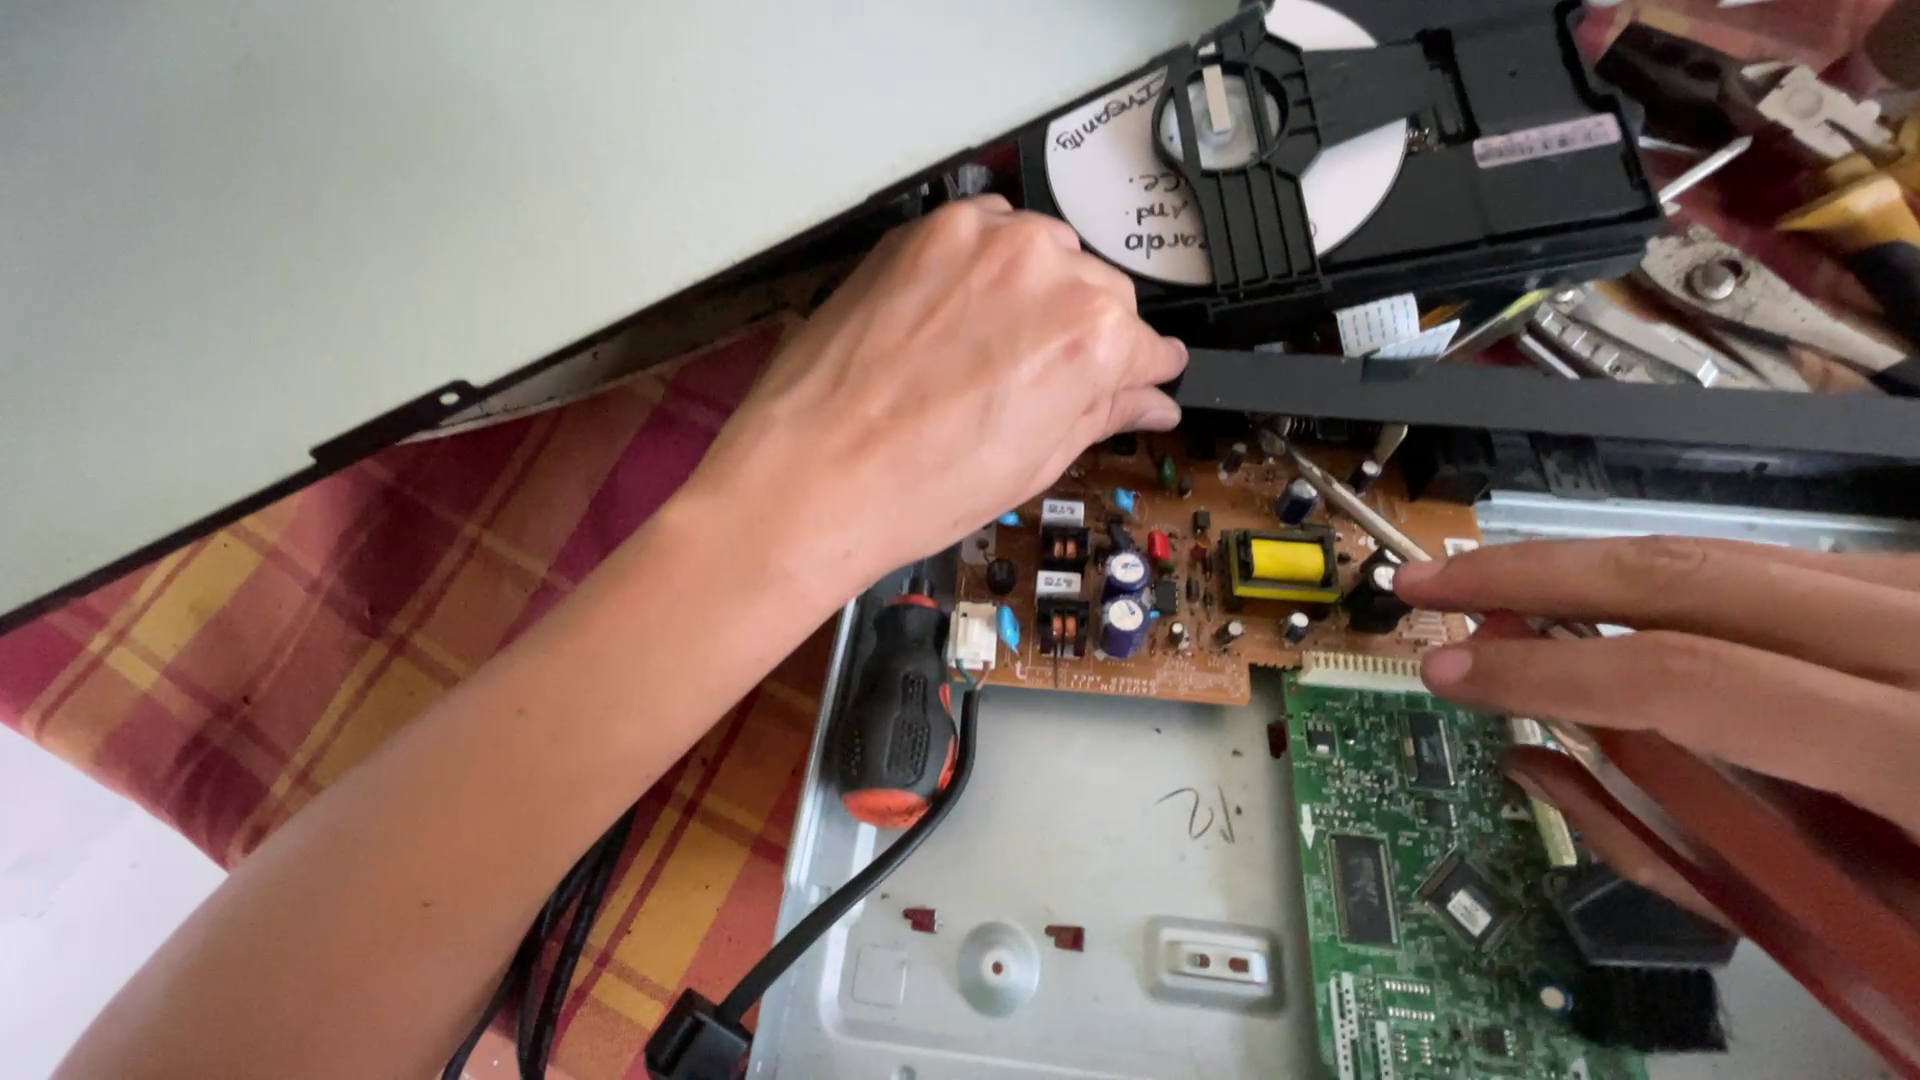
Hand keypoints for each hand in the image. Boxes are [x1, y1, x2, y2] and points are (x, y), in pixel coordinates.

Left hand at [684, 196, 1185, 593]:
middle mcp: (1045, 272)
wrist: (812, 475)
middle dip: (1084, 335)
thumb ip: (1101, 414)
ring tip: (990, 351)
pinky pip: (984, 234)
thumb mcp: (1032, 464)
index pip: (1149, 344)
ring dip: (1034, 294)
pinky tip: (957, 320)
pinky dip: (984, 268)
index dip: (1141, 372)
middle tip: (1041, 380)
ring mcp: (980, 242)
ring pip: (1045, 254)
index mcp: (1091, 339)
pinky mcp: (924, 230)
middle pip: (1101, 291)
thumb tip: (1151, 401)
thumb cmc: (915, 489)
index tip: (1134, 381)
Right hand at [1395, 537, 1919, 912]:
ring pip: (1720, 553)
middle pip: (1686, 572)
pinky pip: (1770, 566)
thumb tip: (1532, 765)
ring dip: (1582, 569)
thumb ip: (1679, 850)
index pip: (1688, 679)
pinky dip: (1666, 581)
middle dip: (1530, 574)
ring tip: (1493, 589)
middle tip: (1428, 583)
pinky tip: (1606, 601)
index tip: (1450, 674)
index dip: (1545, 672)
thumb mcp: (1861, 938)